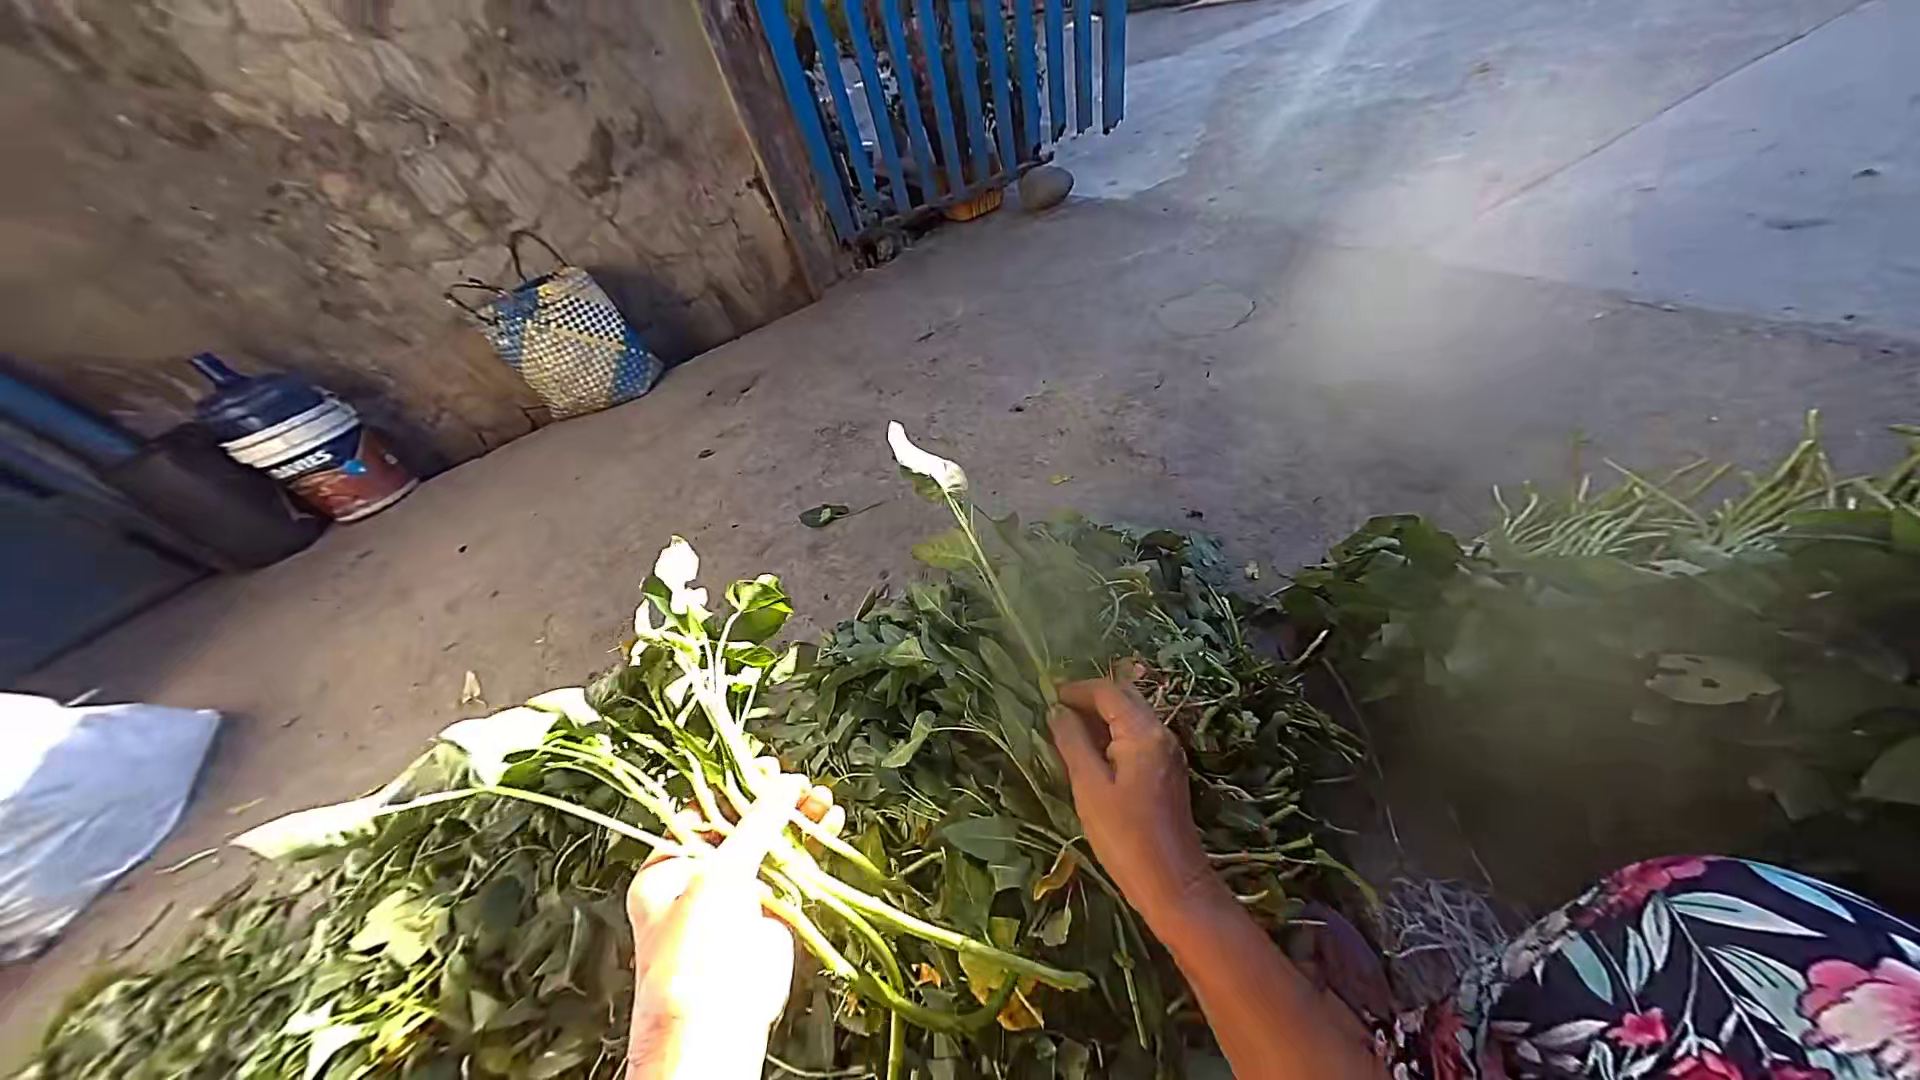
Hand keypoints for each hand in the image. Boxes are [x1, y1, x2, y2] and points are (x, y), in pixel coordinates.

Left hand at [625, 764, 840, 1079]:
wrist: (715, 1027)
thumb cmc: (692, 954)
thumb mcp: (720, 873)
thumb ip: (756, 823)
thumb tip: (783, 782)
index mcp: (670, 867)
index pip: (703, 811)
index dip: (734, 785)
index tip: (762, 765)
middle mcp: (703, 877)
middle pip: (744, 824)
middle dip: (773, 800)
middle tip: (797, 780)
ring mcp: (739, 893)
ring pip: (774, 843)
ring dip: (799, 819)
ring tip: (821, 798)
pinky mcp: (772, 910)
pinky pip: (795, 867)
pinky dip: (813, 843)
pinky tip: (829, 822)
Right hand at [1048, 673, 1216, 924]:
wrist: (1173, 885)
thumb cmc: (1125, 836)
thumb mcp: (1089, 786)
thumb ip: (1072, 741)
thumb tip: (1056, 710)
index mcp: (1143, 732)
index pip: (1108, 691)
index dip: (1076, 689)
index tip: (1047, 696)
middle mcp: (1161, 733)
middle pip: (1123, 697)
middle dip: (1088, 698)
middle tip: (1055, 709)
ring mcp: (1167, 751)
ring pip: (1131, 715)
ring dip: (1100, 714)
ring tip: (1066, 727)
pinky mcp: (1166, 769)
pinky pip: (1137, 734)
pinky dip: (1112, 732)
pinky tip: (1090, 749)